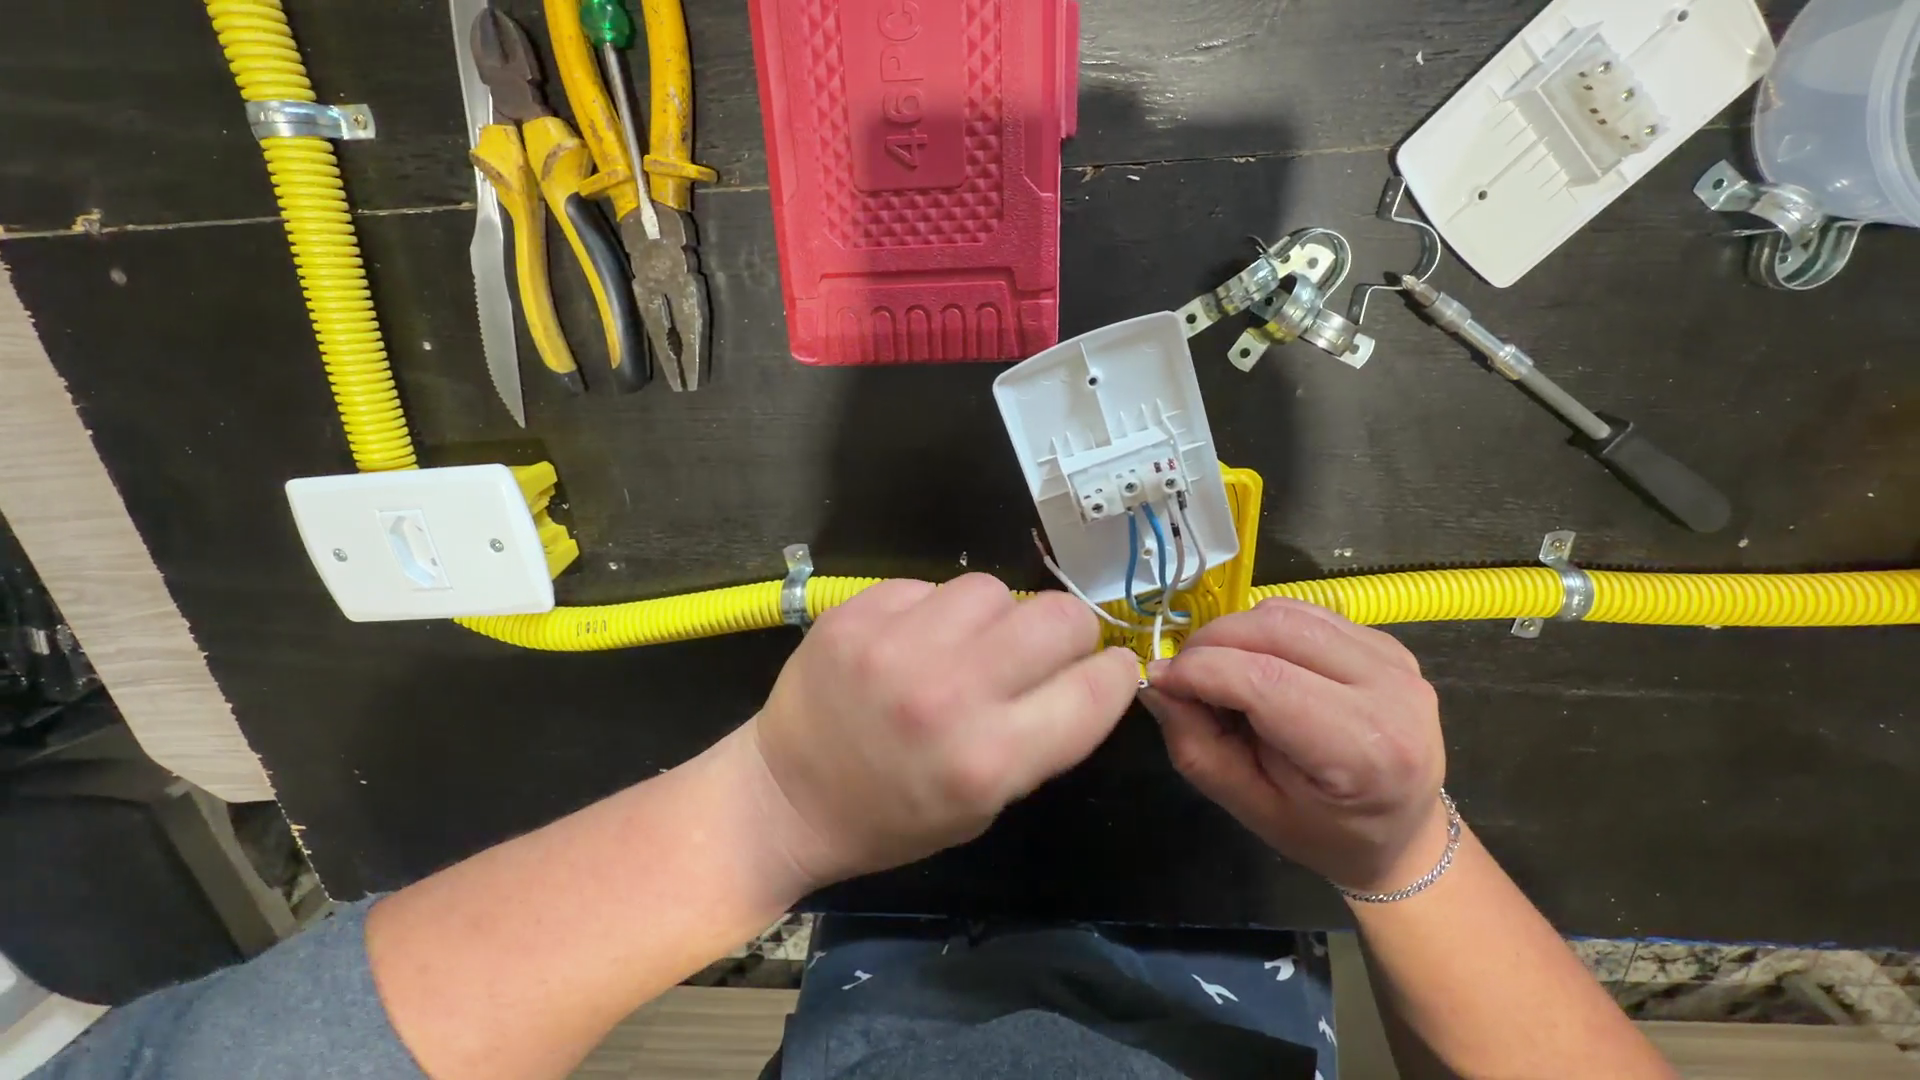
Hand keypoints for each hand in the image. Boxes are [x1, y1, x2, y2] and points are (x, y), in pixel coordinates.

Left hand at [742, 575, 1140, 889]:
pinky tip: (912, 642)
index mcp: (989, 760)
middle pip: (1059, 617)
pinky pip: (928, 586)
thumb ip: (1042, 738)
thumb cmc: (894, 818)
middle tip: (1043, 651)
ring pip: (993, 589)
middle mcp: (948, 694)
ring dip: (995, 617)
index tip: (1108, 668)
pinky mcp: (856, 613)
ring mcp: (896, 645)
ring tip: (965, 647)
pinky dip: (933, 611)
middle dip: (1068, 633)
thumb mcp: (986, 805)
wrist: (785, 796)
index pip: (1096, 688)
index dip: (1116, 673)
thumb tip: (1088, 671)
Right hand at [1141, 598, 1446, 894]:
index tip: (1158, 678)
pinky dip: (1264, 629)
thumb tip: (1155, 682)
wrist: (1404, 834)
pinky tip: (1258, 662)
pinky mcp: (1389, 644)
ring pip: (1287, 613)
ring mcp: (1396, 661)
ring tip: (1218, 670)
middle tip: (1181, 673)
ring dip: (1235, 632)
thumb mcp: (1248, 806)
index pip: (1264, 681)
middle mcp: (1391, 693)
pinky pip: (1306, 614)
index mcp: (1363, 750)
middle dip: (1210, 642)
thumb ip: (1196, 745)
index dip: (1199, 670)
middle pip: (1275, 629)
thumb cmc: (1322, 831)